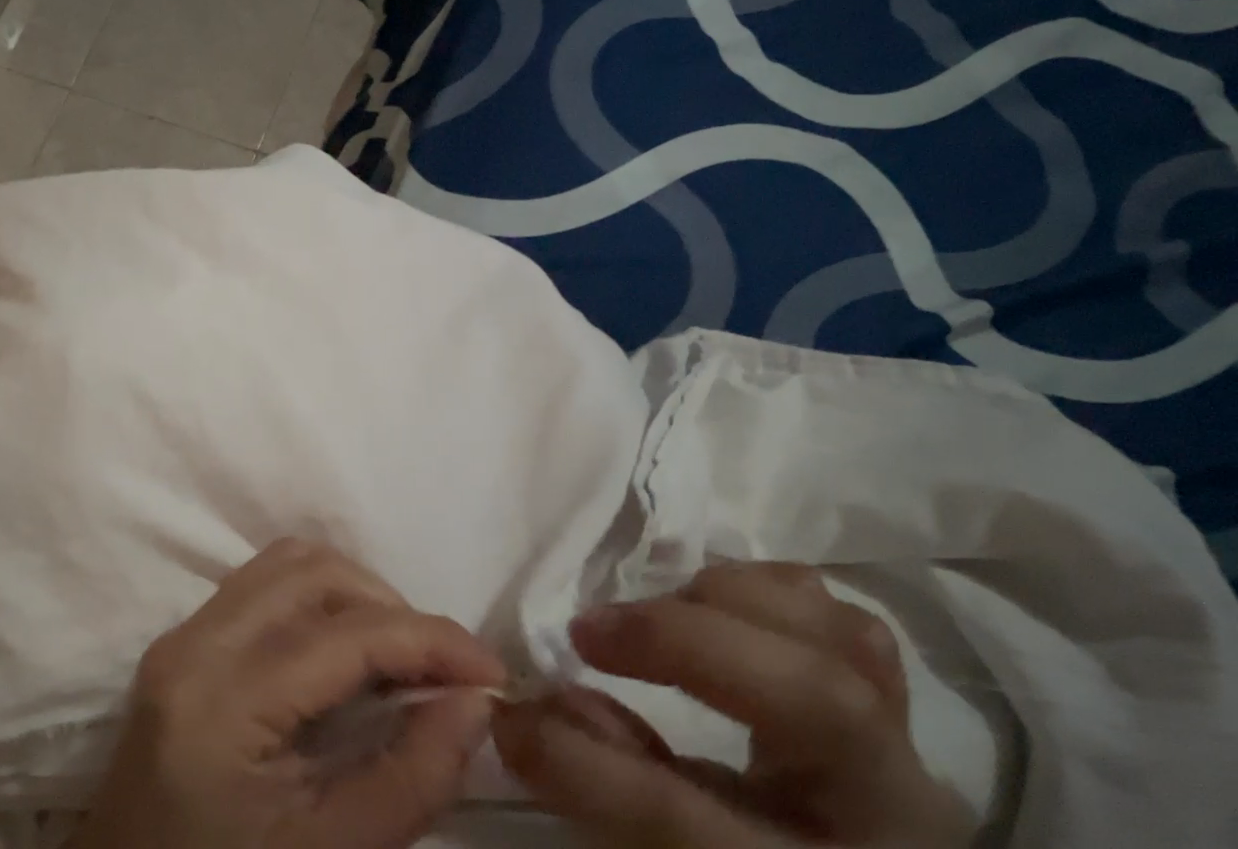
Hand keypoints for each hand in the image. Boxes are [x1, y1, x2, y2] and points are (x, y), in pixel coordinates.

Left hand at [68, 539, 505, 848]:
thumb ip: (411, 779)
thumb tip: (474, 701)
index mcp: (220, 702)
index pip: (346, 634)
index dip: (433, 642)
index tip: (492, 674)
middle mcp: (192, 645)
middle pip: (314, 571)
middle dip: (393, 608)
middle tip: (440, 673)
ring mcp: (179, 638)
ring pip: (286, 565)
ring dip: (355, 595)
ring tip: (397, 660)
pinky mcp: (182, 645)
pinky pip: (262, 587)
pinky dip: (319, 602)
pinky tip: (345, 657)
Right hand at [492, 563, 977, 847]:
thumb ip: (601, 787)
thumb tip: (528, 710)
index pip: (690, 822)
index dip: (587, 767)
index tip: (511, 718)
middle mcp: (884, 813)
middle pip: (813, 703)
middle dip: (683, 643)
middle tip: (585, 633)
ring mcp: (905, 751)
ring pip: (846, 639)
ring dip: (730, 600)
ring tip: (652, 615)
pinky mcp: (887, 699)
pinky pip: (845, 619)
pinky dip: (770, 593)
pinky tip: (711, 608)